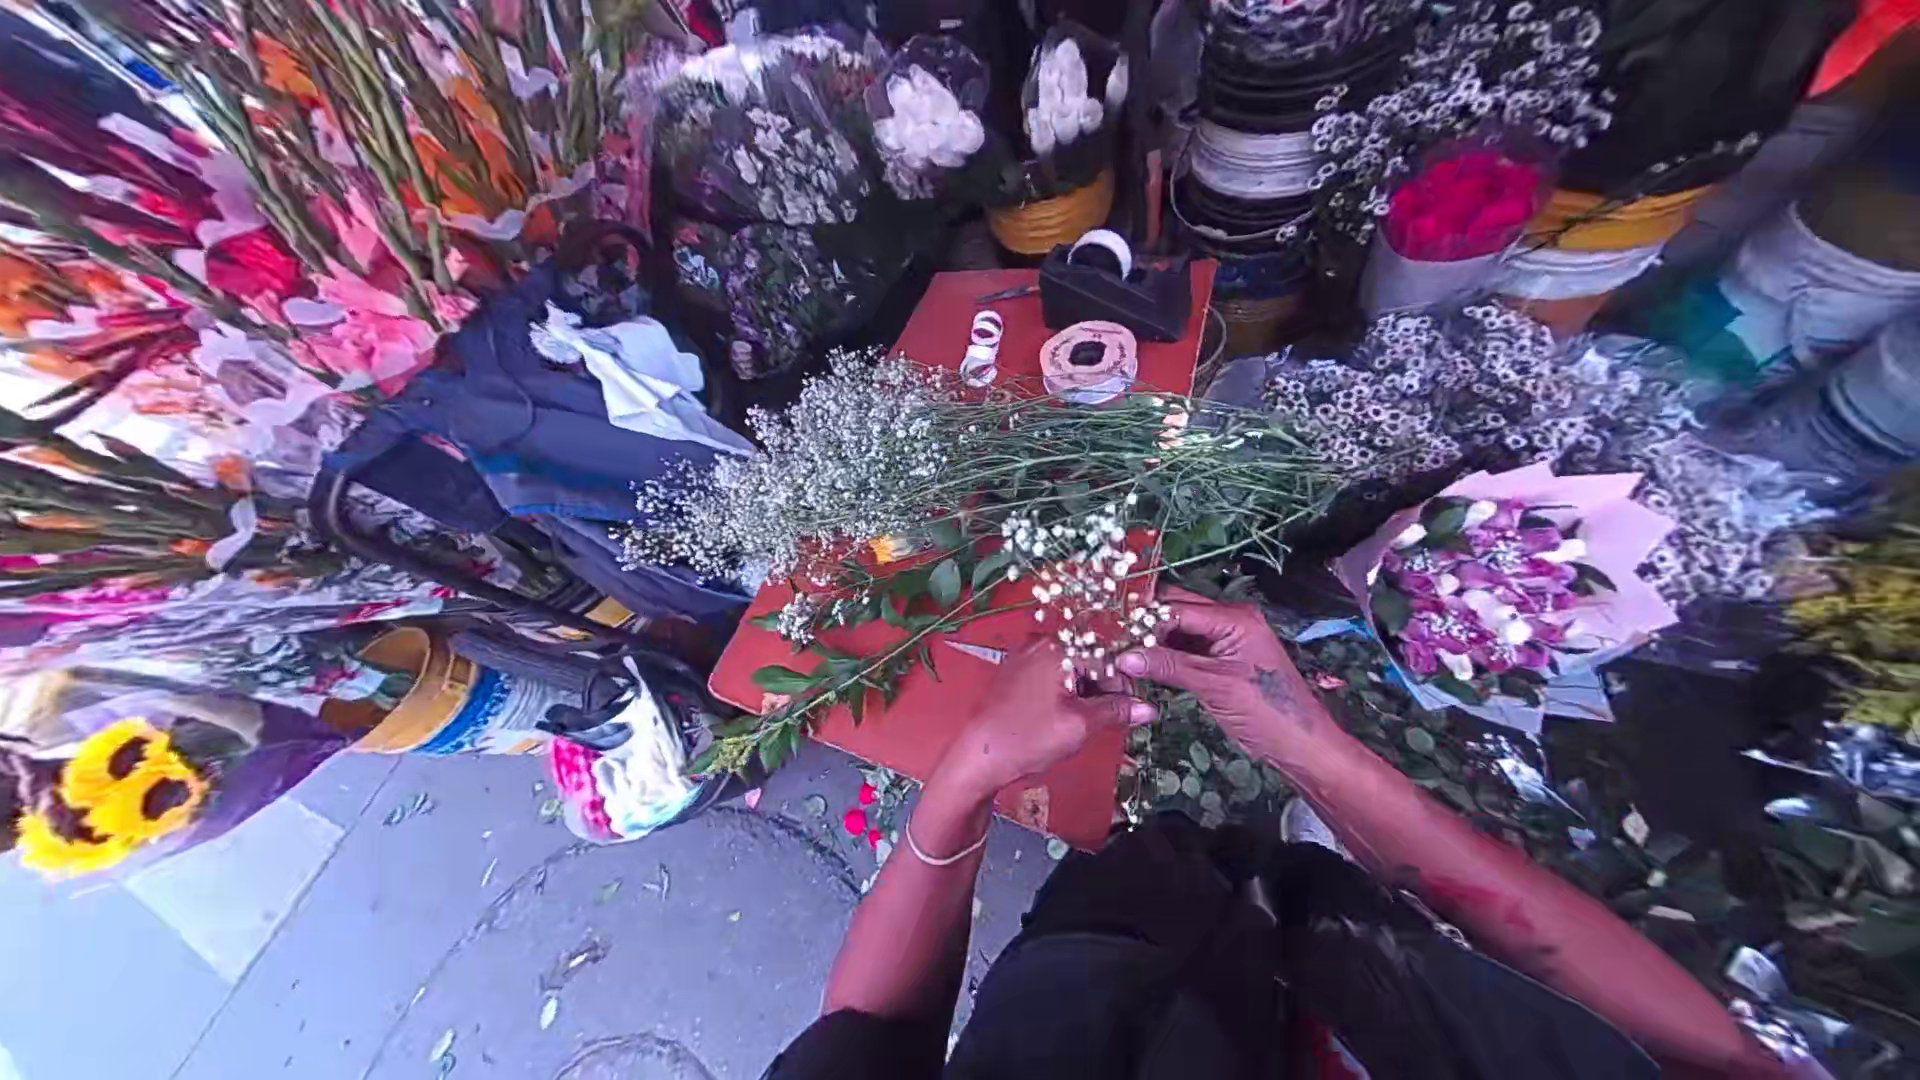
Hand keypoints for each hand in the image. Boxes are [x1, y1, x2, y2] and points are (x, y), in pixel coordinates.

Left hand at [934, 638, 1155, 801]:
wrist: (979, 755)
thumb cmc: (1026, 738)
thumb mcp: (1080, 725)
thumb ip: (1117, 711)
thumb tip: (1148, 709)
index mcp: (1056, 647)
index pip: (1106, 655)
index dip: (1124, 683)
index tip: (1132, 707)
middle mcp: (1039, 642)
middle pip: (1088, 657)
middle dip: (1104, 687)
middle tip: (1112, 718)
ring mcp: (1024, 654)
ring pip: (1071, 666)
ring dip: (1085, 690)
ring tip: (1084, 721)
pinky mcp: (1016, 670)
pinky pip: (1052, 672)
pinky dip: (1066, 690)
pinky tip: (1065, 715)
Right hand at [1116, 585, 1330, 762]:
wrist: (1302, 746)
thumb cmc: (1265, 712)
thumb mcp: (1213, 686)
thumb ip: (1167, 666)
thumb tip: (1122, 657)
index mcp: (1233, 617)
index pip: (1177, 608)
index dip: (1143, 618)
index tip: (1109, 628)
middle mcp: (1228, 619)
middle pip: (1176, 611)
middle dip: (1144, 623)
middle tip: (1109, 635)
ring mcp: (1224, 638)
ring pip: (1177, 629)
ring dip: (1151, 638)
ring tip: (1118, 647)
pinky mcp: (1219, 657)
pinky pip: (1184, 646)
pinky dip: (1163, 653)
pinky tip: (1139, 661)